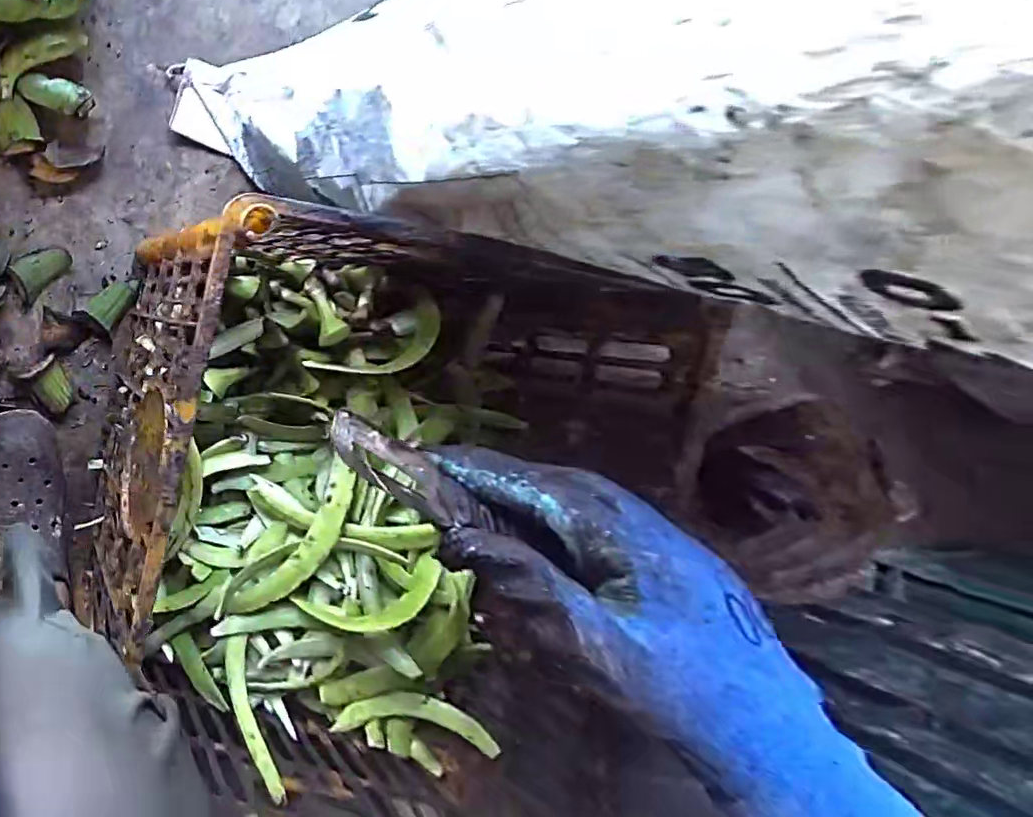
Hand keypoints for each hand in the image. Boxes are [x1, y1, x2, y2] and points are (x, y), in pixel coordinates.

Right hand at [432, 446, 915, 816]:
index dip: (461, 466)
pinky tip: (514, 524)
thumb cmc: (686, 694)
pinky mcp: (648, 546)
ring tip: (455, 492)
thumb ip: (530, 587)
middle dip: (475, 473)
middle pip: (532, 477)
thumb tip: (455, 537)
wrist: (783, 740)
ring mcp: (643, 526)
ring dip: (501, 489)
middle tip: (423, 475)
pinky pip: (572, 512)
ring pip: (553, 491)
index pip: (517, 479)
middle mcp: (627, 510)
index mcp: (613, 524)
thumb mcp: (601, 649)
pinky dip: (529, 509)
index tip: (410, 455)